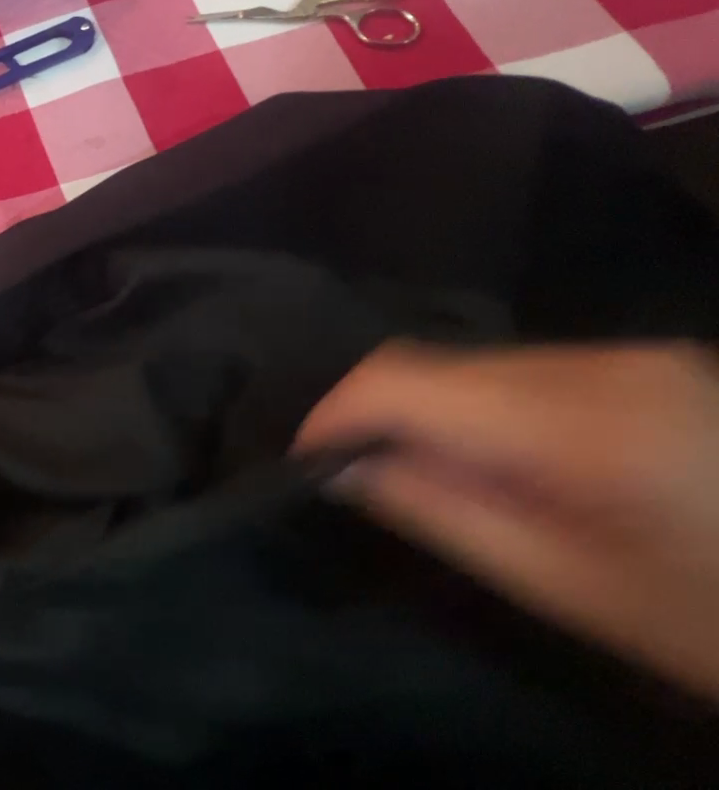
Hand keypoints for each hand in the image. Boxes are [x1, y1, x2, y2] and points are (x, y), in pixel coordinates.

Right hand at [298, 341, 718, 699]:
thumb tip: (338, 467)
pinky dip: (477, 405)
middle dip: (376, 414)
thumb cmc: (716, 622)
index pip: (401, 380)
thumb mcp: (566, 587)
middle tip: (358, 473)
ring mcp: (634, 356)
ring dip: (426, 409)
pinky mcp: (647, 363)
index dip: (332, 413)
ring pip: (470, 362)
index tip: (302, 458)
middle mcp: (603, 364)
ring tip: (427, 469)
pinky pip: (518, 370)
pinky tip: (498, 455)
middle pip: (432, 364)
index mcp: (582, 425)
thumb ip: (438, 511)